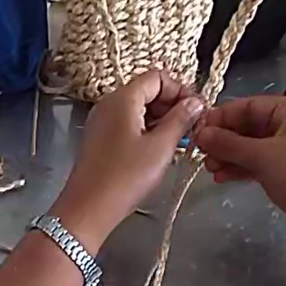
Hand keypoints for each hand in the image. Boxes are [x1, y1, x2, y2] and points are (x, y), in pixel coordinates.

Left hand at [51, 71, 203, 248]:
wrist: (89, 209)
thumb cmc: (126, 177)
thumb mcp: (160, 147)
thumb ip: (181, 119)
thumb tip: (195, 102)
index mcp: (122, 98)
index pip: (157, 77)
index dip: (180, 90)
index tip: (196, 111)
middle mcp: (109, 104)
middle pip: (147, 91)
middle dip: (172, 105)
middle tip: (191, 128)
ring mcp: (102, 122)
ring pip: (138, 109)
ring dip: (161, 120)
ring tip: (179, 142)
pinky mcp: (100, 140)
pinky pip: (128, 125)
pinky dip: (147, 131)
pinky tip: (159, 151)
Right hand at [193, 95, 285, 247]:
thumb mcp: (264, 157)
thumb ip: (230, 144)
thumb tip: (202, 134)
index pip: (253, 105)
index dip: (223, 117)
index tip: (198, 130)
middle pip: (253, 126)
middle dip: (226, 140)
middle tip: (202, 153)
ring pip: (257, 147)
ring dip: (232, 156)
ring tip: (210, 169)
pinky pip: (264, 162)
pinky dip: (245, 168)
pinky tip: (224, 176)